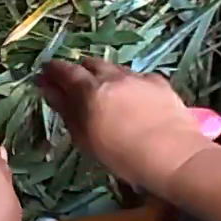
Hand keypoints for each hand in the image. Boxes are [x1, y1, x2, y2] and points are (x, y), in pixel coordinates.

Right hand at [38, 58, 214, 195]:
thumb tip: (50, 91)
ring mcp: (138, 77)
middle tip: (74, 84)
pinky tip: (133, 96)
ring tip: (104, 90)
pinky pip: (137, 76)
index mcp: (90, 90)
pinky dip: (129, 82)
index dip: (53, 70)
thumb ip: (67, 111)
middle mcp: (113, 76)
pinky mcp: (159, 82)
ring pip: (114, 68)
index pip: (65, 71)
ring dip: (104, 75)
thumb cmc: (123, 156)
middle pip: (91, 64)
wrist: (174, 155)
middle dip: (79, 70)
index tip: (45, 73)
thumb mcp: (86, 138)